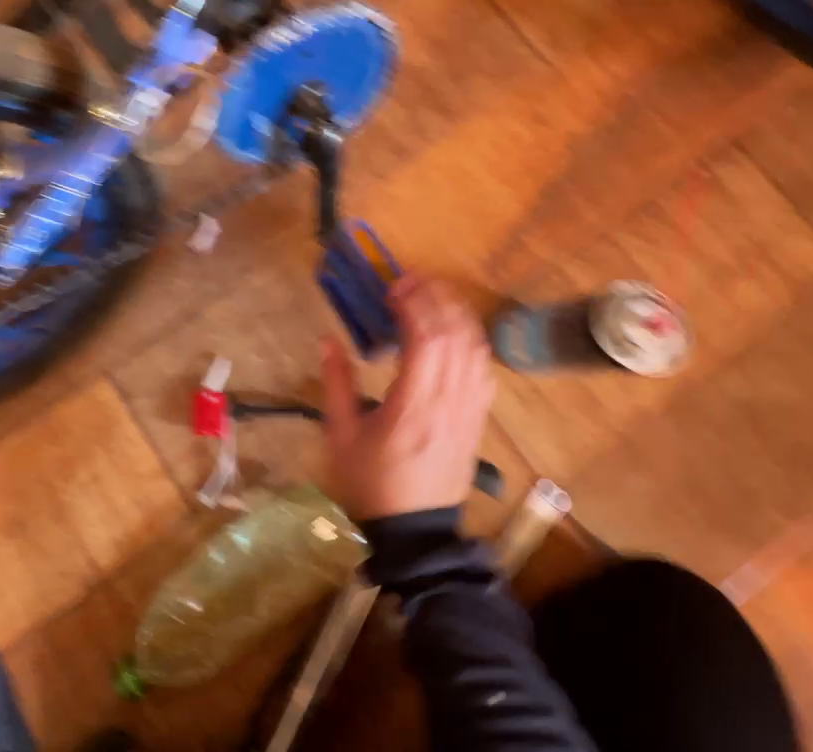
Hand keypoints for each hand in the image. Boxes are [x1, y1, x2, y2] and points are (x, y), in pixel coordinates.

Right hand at [321, 276, 498, 521]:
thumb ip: (337, 383)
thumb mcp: (341, 435)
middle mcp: (449, 403)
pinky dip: (473, 341)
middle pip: (456, 336)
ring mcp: (470, 411)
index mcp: (412, 406)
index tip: (394, 288)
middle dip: (437, 300)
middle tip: (412, 282)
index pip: (426, 341)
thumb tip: (327, 339)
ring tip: (434, 296)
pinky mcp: (478, 420)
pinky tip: (457, 331)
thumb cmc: (371, 482)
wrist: (415, 531)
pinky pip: (485, 371)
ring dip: (457, 315)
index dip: (414, 306)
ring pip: (476, 350)